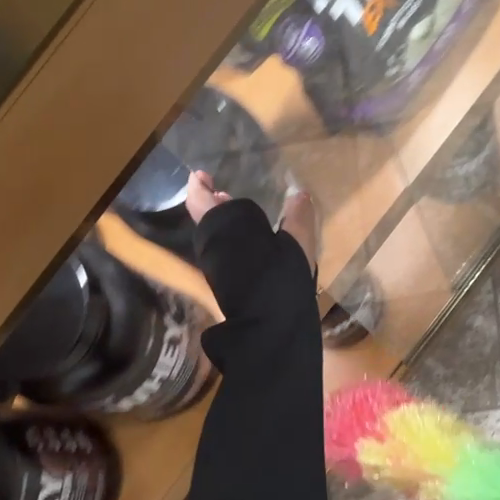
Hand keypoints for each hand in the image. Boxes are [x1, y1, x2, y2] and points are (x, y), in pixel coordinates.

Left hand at [185, 170, 317, 274]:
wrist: (269, 324)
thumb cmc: (278, 276)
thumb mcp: (296, 244)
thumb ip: (298, 218)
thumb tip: (300, 194)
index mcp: (223, 228)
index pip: (199, 200)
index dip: (198, 186)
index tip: (201, 175)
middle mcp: (212, 246)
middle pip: (205, 220)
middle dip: (213, 204)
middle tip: (222, 193)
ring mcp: (216, 268)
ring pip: (213, 239)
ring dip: (223, 225)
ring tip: (239, 218)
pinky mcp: (225, 285)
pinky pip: (222, 254)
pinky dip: (231, 243)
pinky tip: (249, 246)